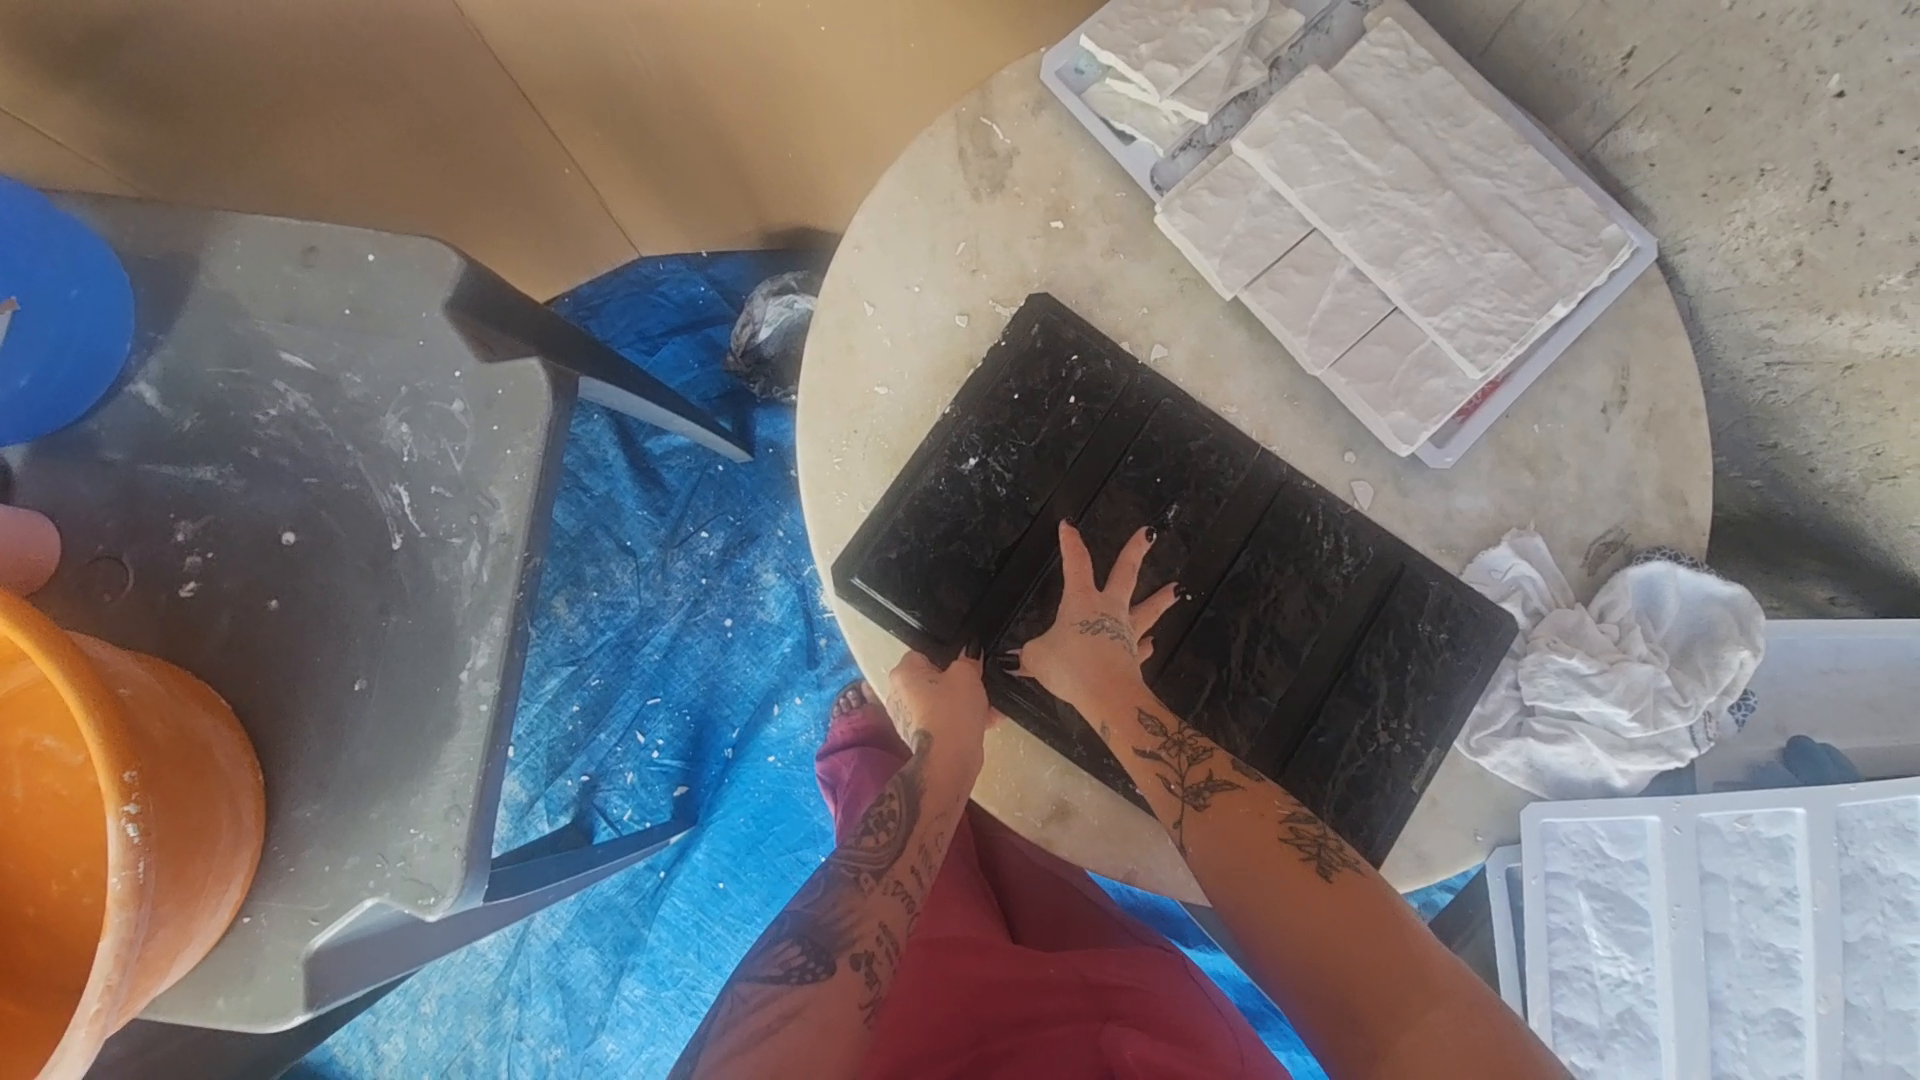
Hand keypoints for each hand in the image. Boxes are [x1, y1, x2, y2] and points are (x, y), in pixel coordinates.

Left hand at [887, 651, 994, 778]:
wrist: (950, 758)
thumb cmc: (952, 709)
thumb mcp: (967, 673)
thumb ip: (969, 657)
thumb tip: (971, 650)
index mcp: (903, 673)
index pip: (923, 653)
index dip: (947, 656)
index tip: (966, 664)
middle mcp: (898, 694)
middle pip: (933, 679)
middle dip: (958, 683)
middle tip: (978, 685)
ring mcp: (907, 718)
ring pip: (941, 701)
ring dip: (964, 702)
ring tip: (988, 705)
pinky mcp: (920, 737)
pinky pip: (943, 720)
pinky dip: (961, 719)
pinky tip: (987, 719)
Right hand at [1009, 521, 1179, 713]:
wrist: (1107, 695)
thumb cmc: (1071, 668)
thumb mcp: (1037, 658)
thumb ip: (1027, 654)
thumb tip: (1014, 660)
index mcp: (1082, 601)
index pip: (1075, 563)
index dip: (1070, 543)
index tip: (1068, 525)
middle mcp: (1108, 610)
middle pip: (1125, 573)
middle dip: (1135, 550)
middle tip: (1149, 533)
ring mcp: (1125, 633)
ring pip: (1147, 610)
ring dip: (1161, 599)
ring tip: (1177, 588)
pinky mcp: (1133, 658)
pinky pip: (1142, 648)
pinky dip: (1147, 646)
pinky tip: (1153, 643)